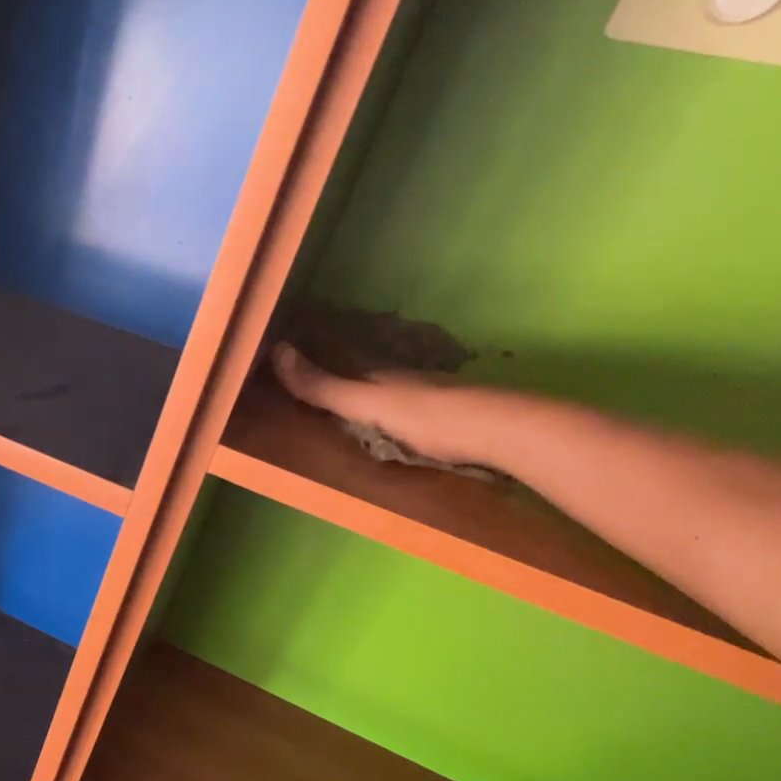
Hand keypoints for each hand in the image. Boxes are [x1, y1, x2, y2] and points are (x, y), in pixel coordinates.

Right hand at [271, 342, 489, 465]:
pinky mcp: (454, 419)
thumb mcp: (365, 405)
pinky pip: (415, 413)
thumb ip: (323, 387)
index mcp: (379, 376)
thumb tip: (277, 349)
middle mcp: (404, 381)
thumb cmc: (428, 419)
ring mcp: (432, 398)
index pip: (340, 368)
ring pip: (394, 395)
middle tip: (318, 395)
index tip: (292, 371)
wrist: (504, 431)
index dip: (316, 369)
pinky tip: (399, 429)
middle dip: (344, 383)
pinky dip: (398, 416)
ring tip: (354, 414)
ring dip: (374, 401)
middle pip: (367, 380)